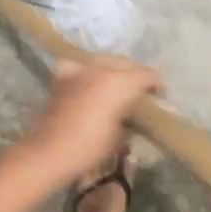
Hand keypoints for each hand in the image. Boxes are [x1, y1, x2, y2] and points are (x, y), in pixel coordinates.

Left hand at [22, 55, 161, 177]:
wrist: (49, 151)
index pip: (146, 74)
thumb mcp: (118, 134)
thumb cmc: (88, 147)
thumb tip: (143, 112)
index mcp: (118, 82)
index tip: (162, 91)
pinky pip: (83, 66)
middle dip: (137, 72)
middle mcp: (100, 68)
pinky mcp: (64, 76)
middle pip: (125, 62)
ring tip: (121, 81)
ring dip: (115, 68)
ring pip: (104, 60)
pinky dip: (92, 71)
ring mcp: (79, 69)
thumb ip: (132, 115)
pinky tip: (94, 80)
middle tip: (144, 86)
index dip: (156, 82)